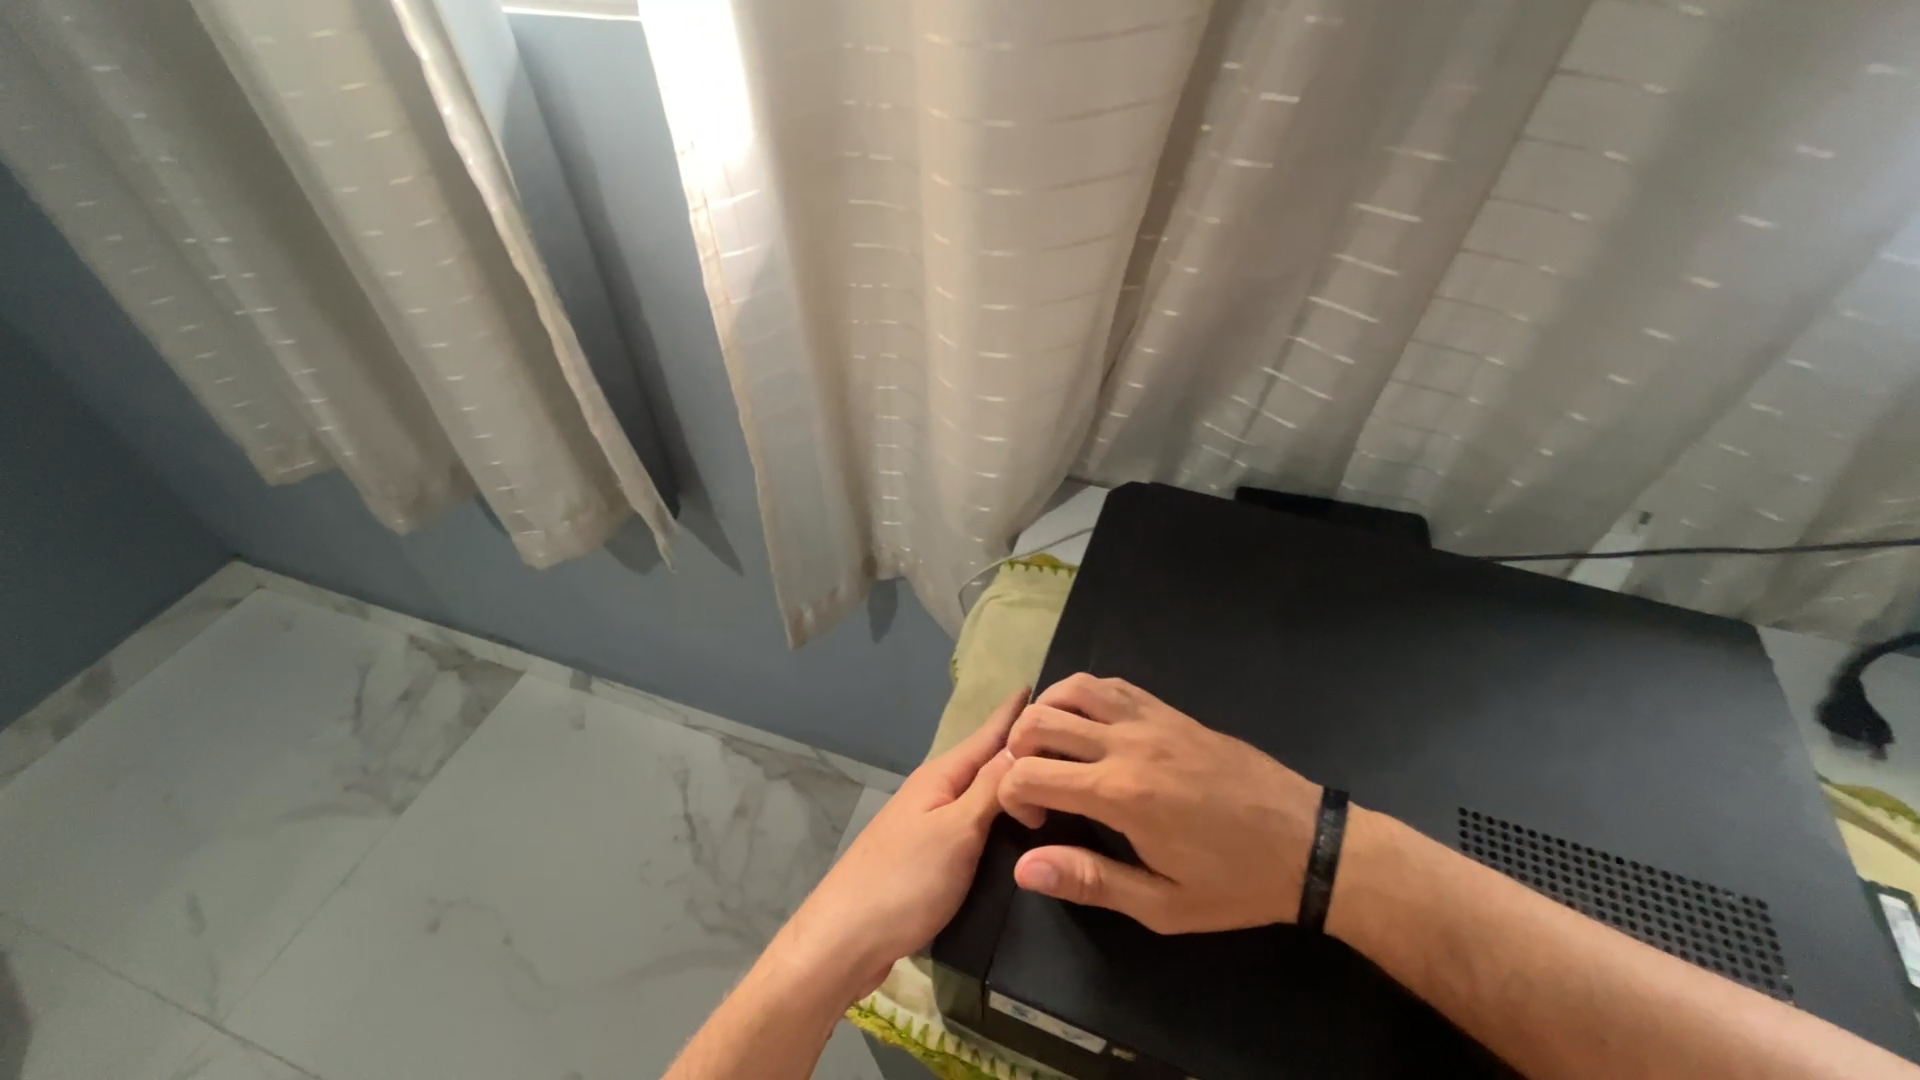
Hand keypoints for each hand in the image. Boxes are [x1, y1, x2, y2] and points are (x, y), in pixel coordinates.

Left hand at [770, 686, 1029, 1003]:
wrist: (845, 941)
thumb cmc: (903, 881)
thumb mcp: (955, 830)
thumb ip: (990, 789)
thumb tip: (1024, 742)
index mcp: (941, 777)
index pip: (988, 734)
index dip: (1017, 712)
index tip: (1050, 686)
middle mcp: (935, 793)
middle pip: (985, 761)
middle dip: (1021, 745)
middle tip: (1068, 734)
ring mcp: (929, 826)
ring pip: (980, 793)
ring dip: (1011, 782)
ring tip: (1052, 775)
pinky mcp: (931, 859)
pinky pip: (974, 824)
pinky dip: (997, 816)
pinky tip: (1017, 828)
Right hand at [997, 674, 1323, 933]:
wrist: (1307, 844)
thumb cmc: (1234, 883)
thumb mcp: (1162, 904)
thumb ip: (1089, 881)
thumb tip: (1024, 868)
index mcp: (1120, 795)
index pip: (1029, 774)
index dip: (1013, 797)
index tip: (1035, 824)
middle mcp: (1127, 744)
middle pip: (1039, 721)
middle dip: (1017, 751)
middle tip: (1037, 785)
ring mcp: (1151, 719)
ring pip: (1072, 689)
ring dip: (1045, 713)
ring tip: (1050, 749)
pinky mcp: (1170, 711)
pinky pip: (1111, 684)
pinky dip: (1082, 696)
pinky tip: (1087, 725)